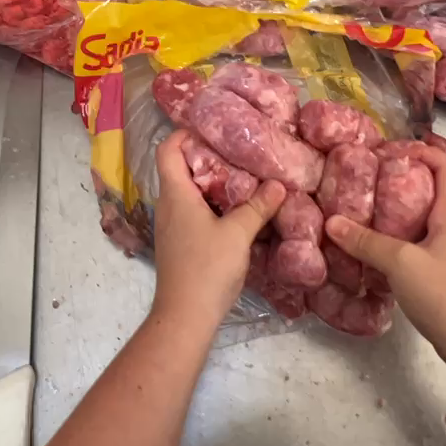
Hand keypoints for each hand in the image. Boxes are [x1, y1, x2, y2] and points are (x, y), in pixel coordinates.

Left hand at [150, 131, 284, 328]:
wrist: (185, 315)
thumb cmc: (207, 268)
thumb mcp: (238, 234)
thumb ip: (256, 207)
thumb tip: (277, 185)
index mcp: (175, 193)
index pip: (168, 149)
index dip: (185, 134)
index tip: (213, 129)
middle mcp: (168, 204)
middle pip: (180, 168)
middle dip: (207, 157)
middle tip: (239, 152)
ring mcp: (172, 225)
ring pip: (188, 192)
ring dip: (212, 183)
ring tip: (244, 178)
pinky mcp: (180, 242)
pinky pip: (193, 211)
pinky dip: (212, 204)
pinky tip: (237, 211)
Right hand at [324, 141, 445, 360]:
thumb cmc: (445, 295)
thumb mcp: (399, 264)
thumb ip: (366, 241)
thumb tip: (332, 222)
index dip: (424, 151)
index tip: (391, 153)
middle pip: (443, 187)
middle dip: (413, 176)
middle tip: (379, 178)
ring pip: (437, 214)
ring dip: (411, 205)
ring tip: (378, 207)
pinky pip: (433, 237)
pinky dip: (412, 231)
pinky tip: (387, 244)